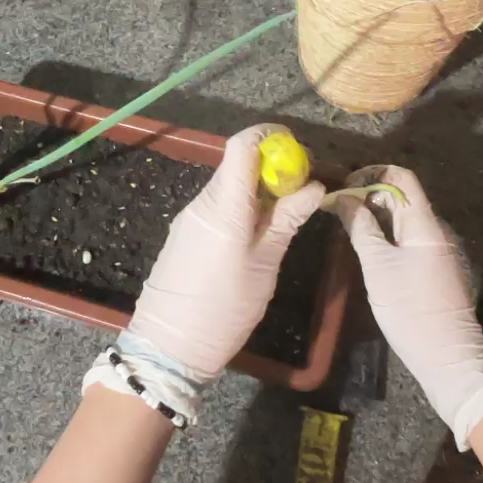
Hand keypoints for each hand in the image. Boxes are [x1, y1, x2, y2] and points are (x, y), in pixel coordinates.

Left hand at [124, 124, 326, 382]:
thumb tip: (314, 187)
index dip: (270, 137)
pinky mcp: (185, 233)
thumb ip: (286, 221)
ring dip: (258, 189)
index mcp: (224, 205)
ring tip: (286, 215)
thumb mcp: (265, 265)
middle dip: (272, 167)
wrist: (169, 345)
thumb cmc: (224, 308)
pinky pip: (217, 204)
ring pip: (228, 185)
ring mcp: (190, 217)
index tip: (297, 151)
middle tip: (302, 190)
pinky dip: (241, 206)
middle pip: (237, 164)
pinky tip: (258, 232)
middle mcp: (202, 202)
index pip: (242, 145)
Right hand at [333, 166, 482, 448]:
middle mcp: (433, 230)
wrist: (448, 357)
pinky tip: (363, 244)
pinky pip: (405, 237)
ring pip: (402, 217)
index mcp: (424, 224)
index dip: (371, 173)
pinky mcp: (430, 267)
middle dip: (368, 193)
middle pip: (401, 195)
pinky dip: (383, 232)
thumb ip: (361, 228)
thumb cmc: (410, 309)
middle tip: (336, 205)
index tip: (343, 185)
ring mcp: (433, 249)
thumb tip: (344, 199)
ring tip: (344, 222)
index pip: (401, 177)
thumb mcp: (378, 266)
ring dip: (374, 213)